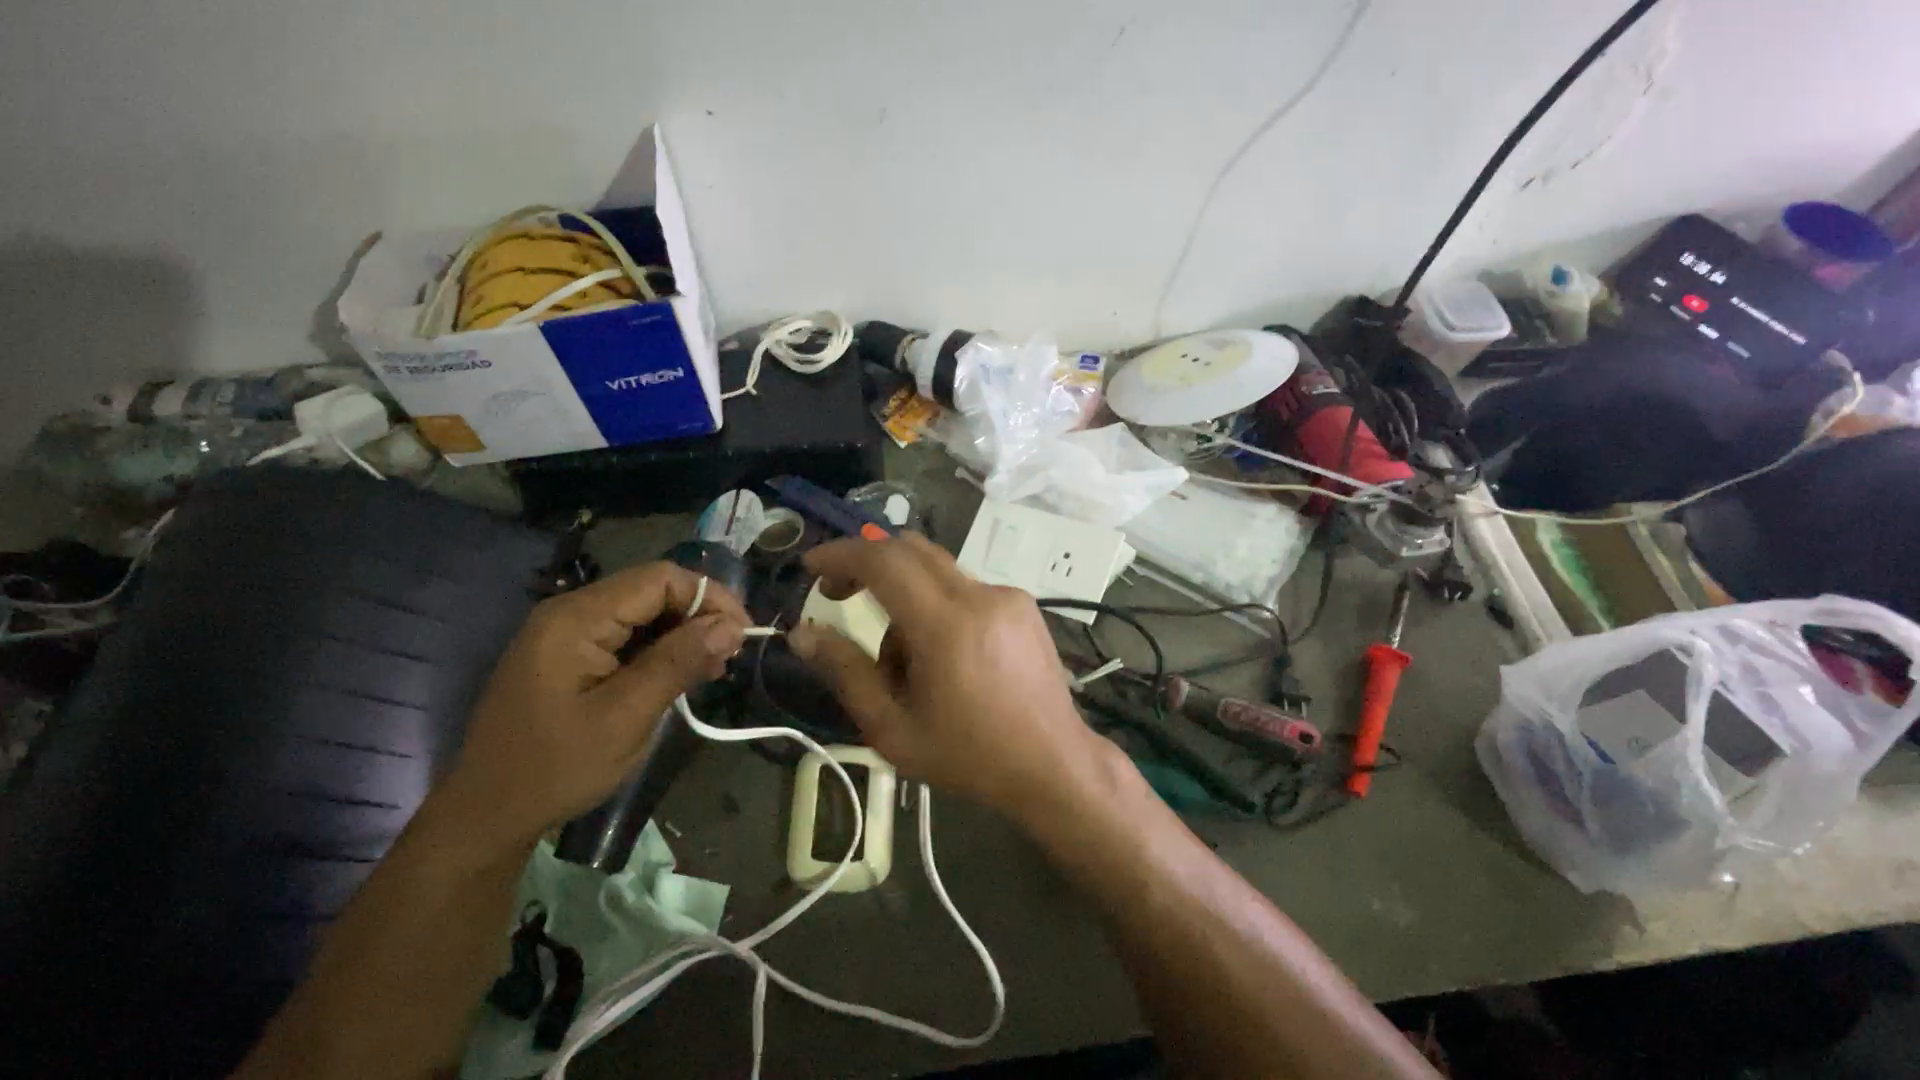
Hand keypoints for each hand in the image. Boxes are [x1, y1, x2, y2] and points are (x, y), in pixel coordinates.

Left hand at [439, 562, 748, 844]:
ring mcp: (563, 634)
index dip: (709, 598)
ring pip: (639, 613)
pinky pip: (621, 636)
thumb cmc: (556, 768)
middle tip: (730, 658)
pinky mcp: (566, 657)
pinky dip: (656, 651)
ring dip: (680, 634)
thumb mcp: (626, 717)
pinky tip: (677, 677)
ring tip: (711, 670)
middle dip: (697, 616)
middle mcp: (568, 613)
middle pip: (649, 591)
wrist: (487, 814)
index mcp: (576, 618)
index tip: (743, 635)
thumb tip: (731, 626)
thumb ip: (677, 663)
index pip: (659, 579)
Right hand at [786, 533, 1105, 821]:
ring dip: (904, 599)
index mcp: (946, 625)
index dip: (841, 554)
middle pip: (910, 550)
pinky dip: (938, 608)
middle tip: (837, 595)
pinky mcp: (1023, 605)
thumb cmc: (969, 757)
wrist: (1053, 766)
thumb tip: (802, 634)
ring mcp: (1008, 596)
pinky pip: (965, 588)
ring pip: (936, 572)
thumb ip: (845, 673)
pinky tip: (944, 659)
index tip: (811, 568)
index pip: (884, 560)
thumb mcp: (893, 728)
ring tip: (903, 665)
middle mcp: (980, 596)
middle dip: (866, 565)